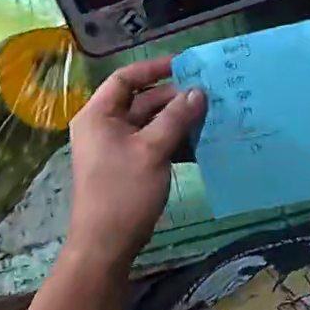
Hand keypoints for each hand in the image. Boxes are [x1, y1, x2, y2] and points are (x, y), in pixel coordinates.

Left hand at [65, 58, 206, 260]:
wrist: (106, 244)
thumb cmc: (123, 191)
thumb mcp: (153, 150)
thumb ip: (176, 118)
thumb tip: (198, 92)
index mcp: (99, 114)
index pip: (125, 78)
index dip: (154, 68)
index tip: (185, 66)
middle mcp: (104, 125)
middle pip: (141, 101)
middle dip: (174, 100)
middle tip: (208, 97)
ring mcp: (115, 147)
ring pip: (150, 124)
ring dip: (177, 122)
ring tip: (210, 119)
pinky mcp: (127, 166)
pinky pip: (152, 144)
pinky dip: (173, 143)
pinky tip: (200, 146)